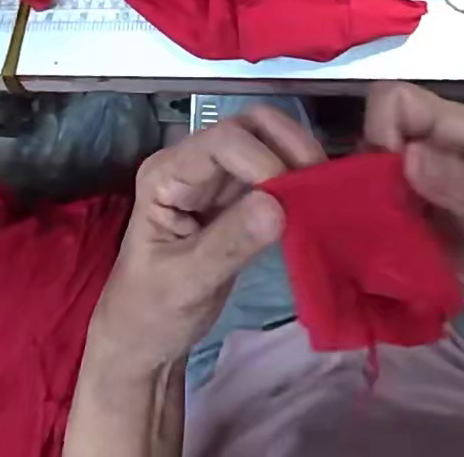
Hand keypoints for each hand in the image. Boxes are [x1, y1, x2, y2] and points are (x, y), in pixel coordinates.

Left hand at [85, 108, 325, 378]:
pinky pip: (275, 168)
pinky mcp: (238, 193)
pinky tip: (312, 201)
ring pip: (267, 139)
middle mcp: (192, 161)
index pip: (222, 141)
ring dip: (298, 157)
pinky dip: (298, 177)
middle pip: (249, 125)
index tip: (288, 202)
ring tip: (319, 192)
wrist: (144, 338)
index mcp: (167, 173)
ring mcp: (216, 174)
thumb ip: (229, 244)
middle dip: (289, 144)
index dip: (262, 160)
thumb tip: (278, 208)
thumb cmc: (150, 312)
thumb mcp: (184, 284)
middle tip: (317, 182)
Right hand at [363, 82, 463, 331]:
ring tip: (384, 239)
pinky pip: (371, 214)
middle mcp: (425, 146)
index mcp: (452, 126)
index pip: (393, 99)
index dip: (382, 128)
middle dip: (367, 173)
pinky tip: (381, 253)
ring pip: (364, 176)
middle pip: (370, 135)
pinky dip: (369, 231)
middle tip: (384, 215)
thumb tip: (407, 156)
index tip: (392, 174)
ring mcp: (413, 185)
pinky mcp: (406, 220)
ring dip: (364, 206)